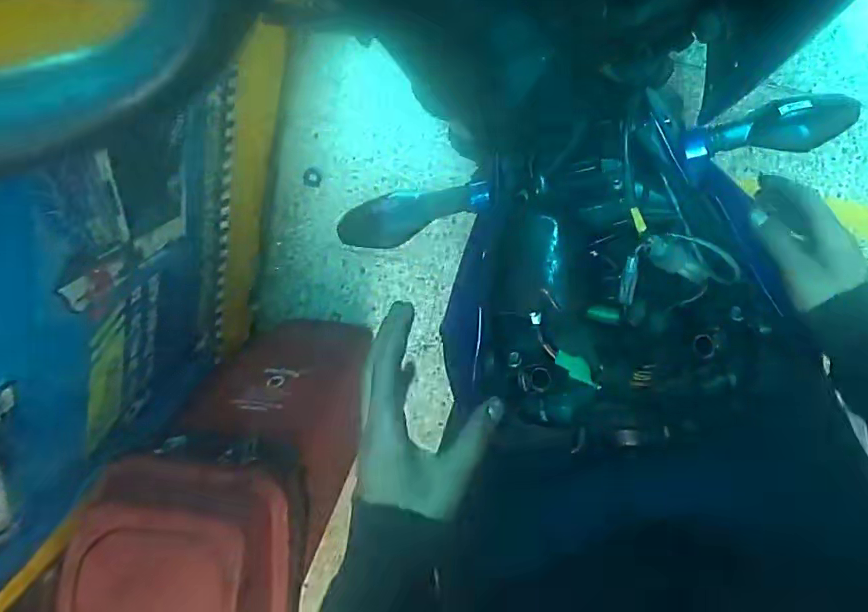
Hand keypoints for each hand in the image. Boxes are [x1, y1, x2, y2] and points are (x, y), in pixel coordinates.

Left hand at [357, 301, 502, 520]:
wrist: (386, 558)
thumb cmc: (416, 515)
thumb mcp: (451, 476)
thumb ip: (474, 437)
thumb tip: (496, 400)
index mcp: (384, 428)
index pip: (384, 371)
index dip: (394, 336)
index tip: (405, 308)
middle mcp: (371, 426)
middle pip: (371, 372)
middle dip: (386, 338)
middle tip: (402, 309)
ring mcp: (371, 437)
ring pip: (372, 385)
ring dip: (385, 355)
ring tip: (402, 331)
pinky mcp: (377, 447)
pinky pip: (379, 400)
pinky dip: (390, 379)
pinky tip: (406, 373)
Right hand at [749, 174, 867, 312]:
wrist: (866, 343)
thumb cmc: (827, 299)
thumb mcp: (795, 268)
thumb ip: (775, 238)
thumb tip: (754, 210)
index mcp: (830, 230)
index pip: (806, 196)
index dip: (782, 186)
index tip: (760, 181)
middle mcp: (839, 237)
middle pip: (810, 211)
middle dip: (784, 202)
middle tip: (759, 202)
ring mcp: (843, 257)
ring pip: (813, 229)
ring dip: (790, 221)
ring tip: (767, 224)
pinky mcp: (841, 275)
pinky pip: (815, 245)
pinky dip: (796, 239)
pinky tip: (785, 251)